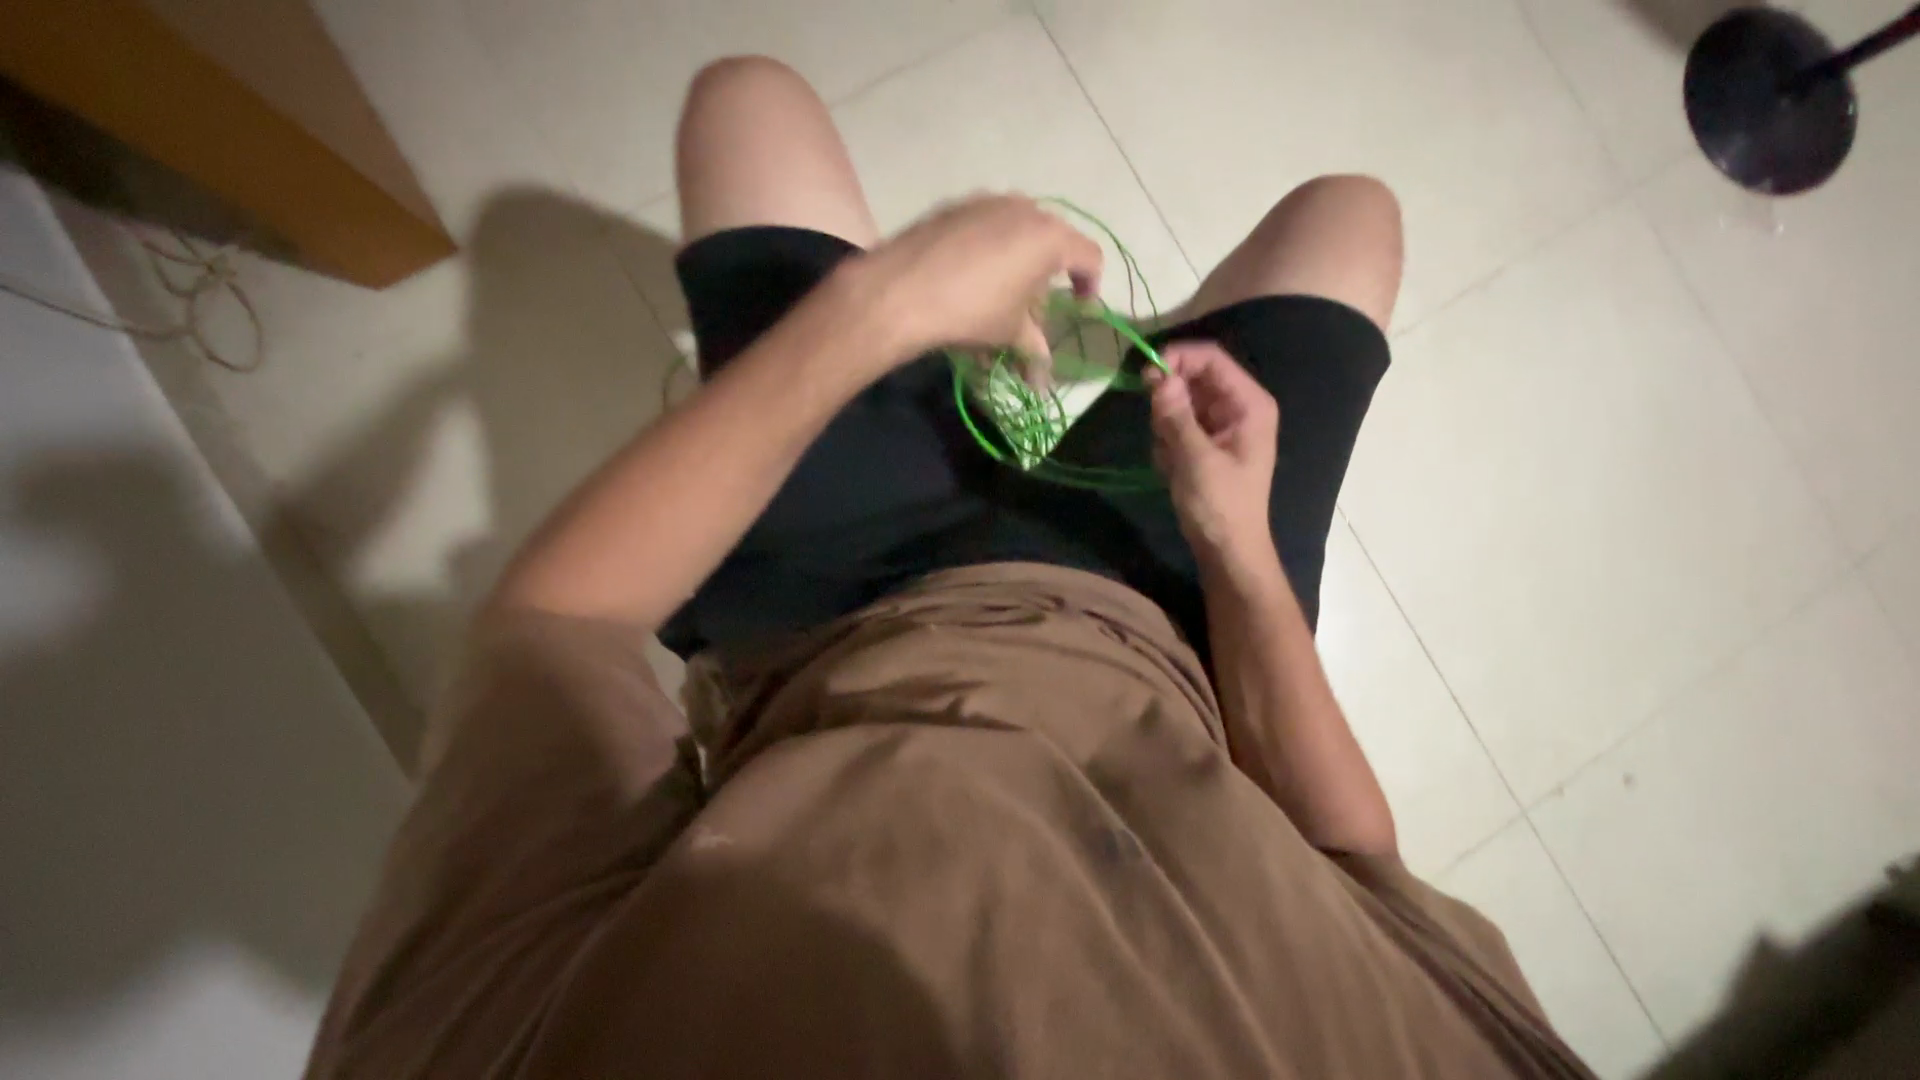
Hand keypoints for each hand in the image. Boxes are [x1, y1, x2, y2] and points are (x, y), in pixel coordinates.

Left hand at [835, 195, 1103, 370]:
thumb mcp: (1009, 334)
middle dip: (1046, 278)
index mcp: (1050, 237)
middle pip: (1051, 242)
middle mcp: (1024, 209)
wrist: (900, 290)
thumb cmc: (971, 311)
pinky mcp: (953, 206)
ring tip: (996, 298)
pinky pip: (984, 228)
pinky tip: (966, 281)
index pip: (1089, 257)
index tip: (1078, 309)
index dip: (1089, 286)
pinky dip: (987, 252)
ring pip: (1015, 232)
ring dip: (1016, 264)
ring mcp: (986, 201)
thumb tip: (1042, 382)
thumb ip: (1034, 350)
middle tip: (1031, 311)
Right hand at [1149, 342, 1280, 569]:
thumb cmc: (1220, 505)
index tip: (1145, 376)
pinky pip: (1178, 425)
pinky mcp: (1206, 443)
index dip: (1178, 359)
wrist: (1227, 550)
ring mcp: (1222, 425)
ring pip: (1180, 402)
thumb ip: (1175, 415)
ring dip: (1166, 426)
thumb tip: (1159, 376)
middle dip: (1169, 401)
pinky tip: (1172, 468)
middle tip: (1159, 429)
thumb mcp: (1195, 459)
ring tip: (1171, 459)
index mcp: (1249, 404)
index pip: (1211, 359)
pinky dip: (1168, 442)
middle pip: (1193, 378)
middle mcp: (1238, 407)